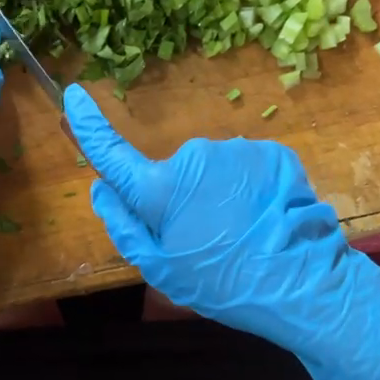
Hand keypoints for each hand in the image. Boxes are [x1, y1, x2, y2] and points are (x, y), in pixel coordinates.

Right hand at [65, 84, 379, 379]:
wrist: (305, 285)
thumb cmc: (223, 283)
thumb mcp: (161, 270)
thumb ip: (124, 226)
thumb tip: (100, 189)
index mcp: (161, 188)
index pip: (112, 150)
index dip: (88, 124)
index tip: (73, 94)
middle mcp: (194, 156)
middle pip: (173, 174)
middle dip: (181, 198)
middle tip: (204, 239)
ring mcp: (236, 151)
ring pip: (212, 172)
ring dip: (219, 195)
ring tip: (242, 236)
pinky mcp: (272, 154)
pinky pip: (245, 169)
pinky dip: (249, 190)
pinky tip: (265, 221)